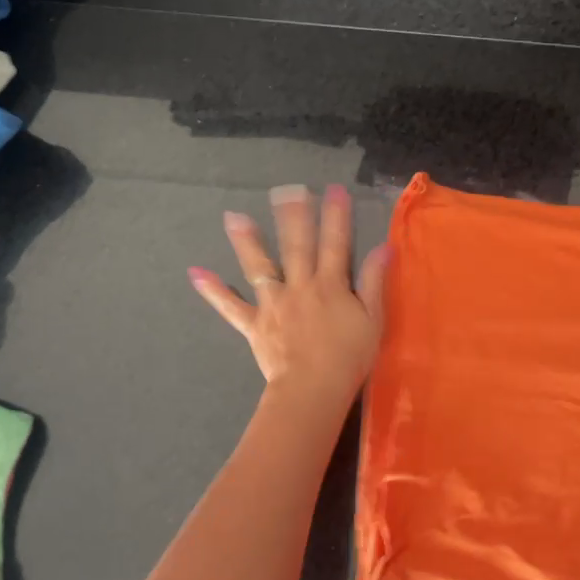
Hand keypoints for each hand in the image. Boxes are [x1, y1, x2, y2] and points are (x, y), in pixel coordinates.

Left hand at [188, 184, 389, 409]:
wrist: (313, 390)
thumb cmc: (348, 358)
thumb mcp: (372, 320)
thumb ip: (374, 282)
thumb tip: (383, 248)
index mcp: (331, 285)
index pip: (336, 243)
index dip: (336, 216)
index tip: (334, 189)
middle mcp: (300, 286)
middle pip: (296, 245)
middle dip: (293, 215)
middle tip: (286, 189)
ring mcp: (274, 304)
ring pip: (260, 267)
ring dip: (247, 241)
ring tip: (234, 216)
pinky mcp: (254, 324)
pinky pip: (231, 306)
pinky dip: (213, 290)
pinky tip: (196, 273)